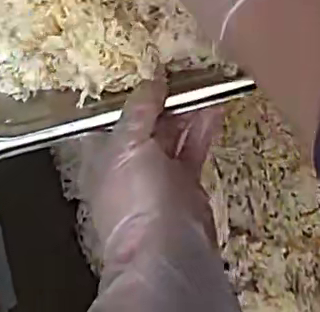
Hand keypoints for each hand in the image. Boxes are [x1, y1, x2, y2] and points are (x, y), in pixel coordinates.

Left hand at [83, 80, 237, 310]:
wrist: (169, 252)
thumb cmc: (136, 198)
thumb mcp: (127, 144)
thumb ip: (139, 108)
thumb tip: (152, 79)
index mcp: (103, 158)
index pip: (114, 116)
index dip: (132, 93)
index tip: (151, 66)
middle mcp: (129, 166)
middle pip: (147, 122)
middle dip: (164, 97)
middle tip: (183, 69)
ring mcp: (158, 176)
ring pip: (174, 131)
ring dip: (188, 107)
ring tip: (204, 80)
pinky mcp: (186, 183)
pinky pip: (195, 145)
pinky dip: (205, 124)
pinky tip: (216, 104)